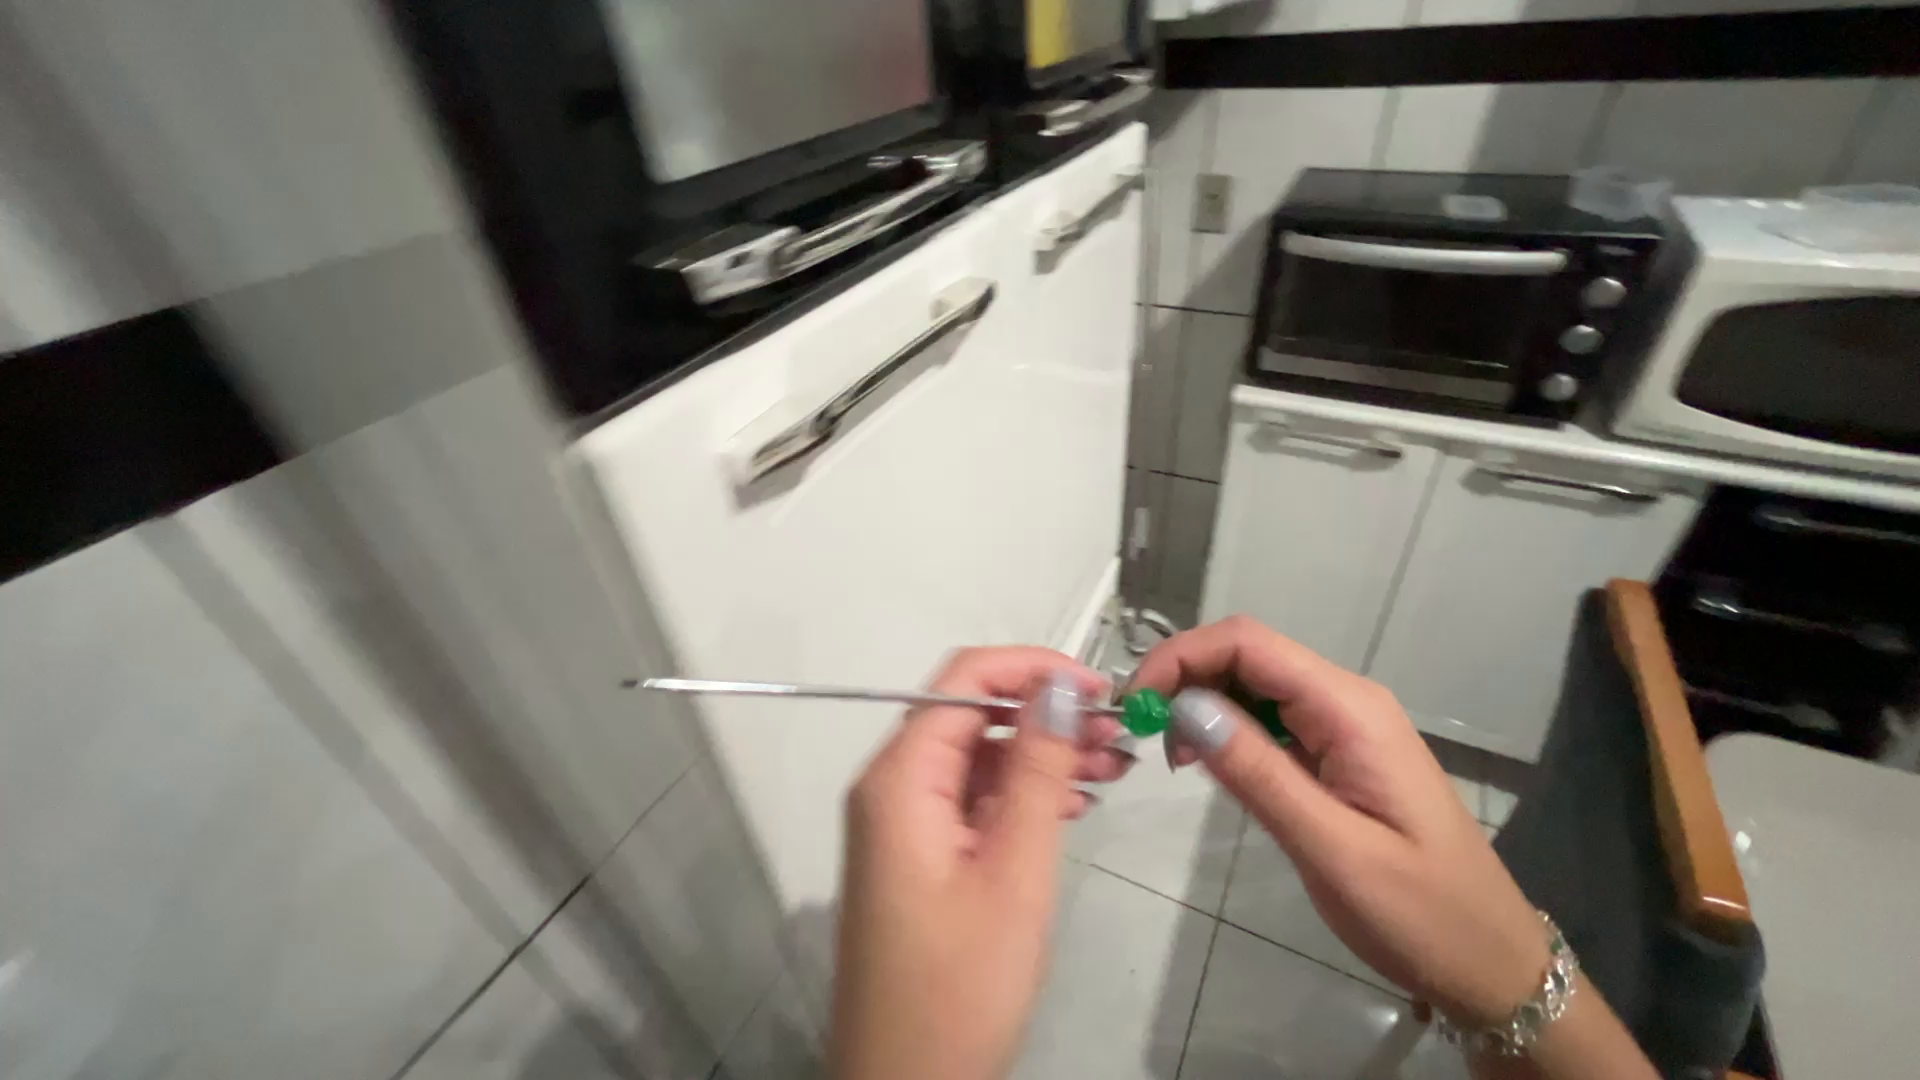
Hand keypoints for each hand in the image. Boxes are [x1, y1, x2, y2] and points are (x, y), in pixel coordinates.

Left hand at [830, 648, 1128, 1079]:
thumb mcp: (1014, 870)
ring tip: (1114, 767)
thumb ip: (1036, 768)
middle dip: (1046, 713)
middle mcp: (894, 785)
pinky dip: (1023, 793)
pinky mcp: (922, 852)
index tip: (1100, 687)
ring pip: (979, 756)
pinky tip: (1074, 803)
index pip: (965, 678)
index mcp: (901, 776)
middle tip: (1120, 734)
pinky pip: (974, 799)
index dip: (1034, 668)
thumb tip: (1059, 687)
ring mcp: (905, 820)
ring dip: (1043, 754)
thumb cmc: (960, 985)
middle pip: (973, 714)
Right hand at [1129, 616, 1548, 1028]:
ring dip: (1200, 703)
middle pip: (1245, 653)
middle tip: (1147, 736)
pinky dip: (1226, 727)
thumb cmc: (1420, 913)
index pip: (1247, 643)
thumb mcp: (1331, 848)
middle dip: (1184, 678)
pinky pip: (1268, 715)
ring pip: (1252, 681)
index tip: (1136, 705)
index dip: (1180, 657)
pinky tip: (1210, 763)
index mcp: (1349, 709)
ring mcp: (1342, 722)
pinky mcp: (1335, 748)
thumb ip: (1257, 772)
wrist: (1491, 963)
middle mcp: (1345, 699)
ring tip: (1174, 757)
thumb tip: (1184, 705)